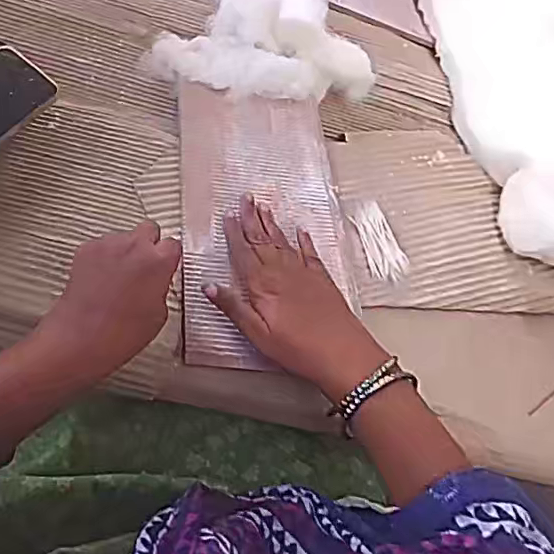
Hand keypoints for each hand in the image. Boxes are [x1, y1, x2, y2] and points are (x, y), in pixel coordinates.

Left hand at [28, 222, 182, 382]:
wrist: (81, 336)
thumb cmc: (119, 333)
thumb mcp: (159, 314)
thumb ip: (161, 286)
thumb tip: (157, 280)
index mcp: (158, 261)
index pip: (173, 243)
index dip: (169, 256)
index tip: (166, 264)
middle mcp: (134, 246)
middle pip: (149, 229)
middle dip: (149, 244)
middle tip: (144, 266)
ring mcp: (108, 244)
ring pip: (123, 238)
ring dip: (124, 252)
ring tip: (118, 280)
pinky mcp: (86, 248)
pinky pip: (102, 246)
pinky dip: (103, 257)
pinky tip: (101, 280)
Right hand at [203, 196, 386, 400]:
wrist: (344, 355)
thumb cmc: (298, 348)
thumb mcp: (257, 333)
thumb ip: (233, 307)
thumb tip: (209, 287)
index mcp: (262, 284)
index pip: (242, 252)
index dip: (234, 233)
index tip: (228, 215)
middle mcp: (281, 272)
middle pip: (261, 239)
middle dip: (250, 218)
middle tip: (244, 198)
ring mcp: (303, 274)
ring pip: (282, 241)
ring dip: (271, 224)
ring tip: (263, 207)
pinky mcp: (322, 280)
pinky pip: (309, 253)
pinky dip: (304, 241)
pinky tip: (300, 231)